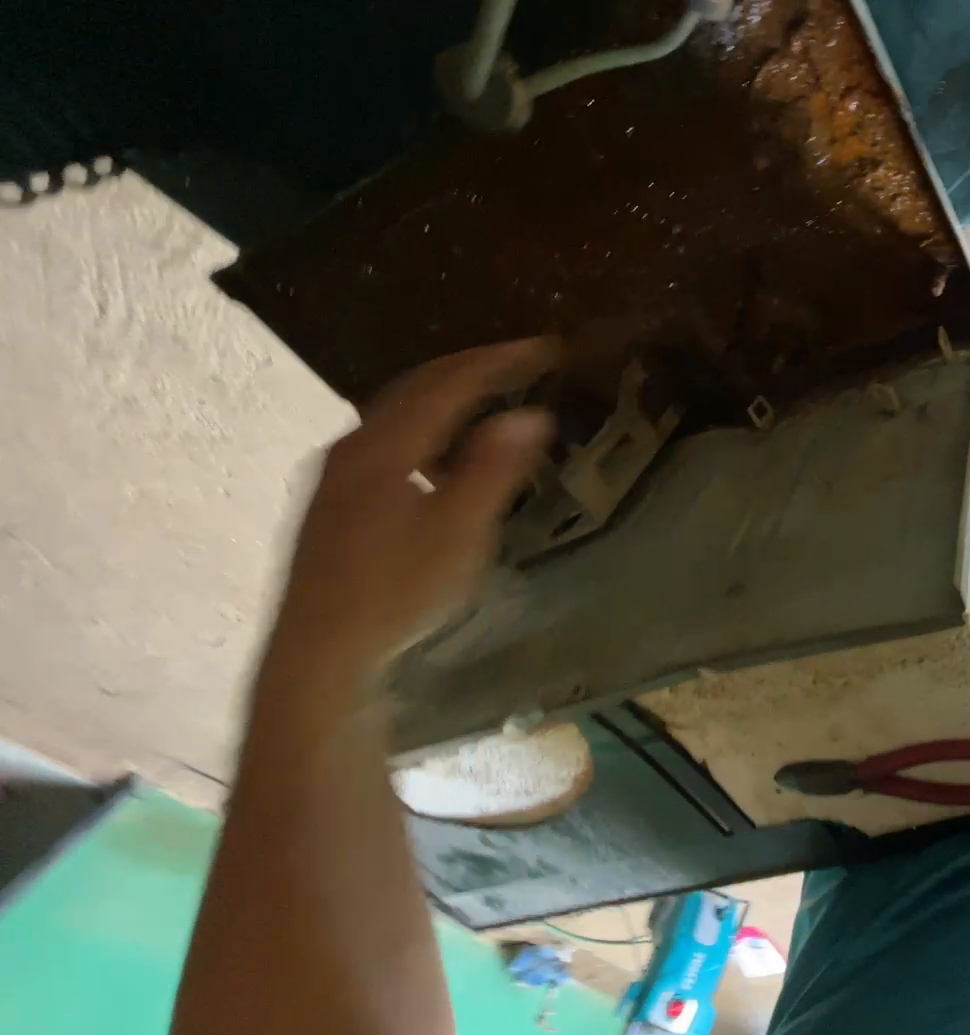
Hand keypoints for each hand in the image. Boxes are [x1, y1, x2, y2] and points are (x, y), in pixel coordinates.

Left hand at [262, 338, 557, 690]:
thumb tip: (533, 416)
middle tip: (523, 358)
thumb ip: (495, 470)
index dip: (499, 360)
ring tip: (491, 390)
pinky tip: (445, 449)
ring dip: (448, 392)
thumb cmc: (399, 591)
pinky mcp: (337, 498)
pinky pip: (390, 436)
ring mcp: (339, 472)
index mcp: (384, 447)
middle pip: (417, 387)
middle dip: (473, 366)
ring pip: (399, 411)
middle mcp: (354, 446)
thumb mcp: (459, 531)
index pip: (448, 383)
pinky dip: (428, 423)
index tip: (546, 347)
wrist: (321, 649)